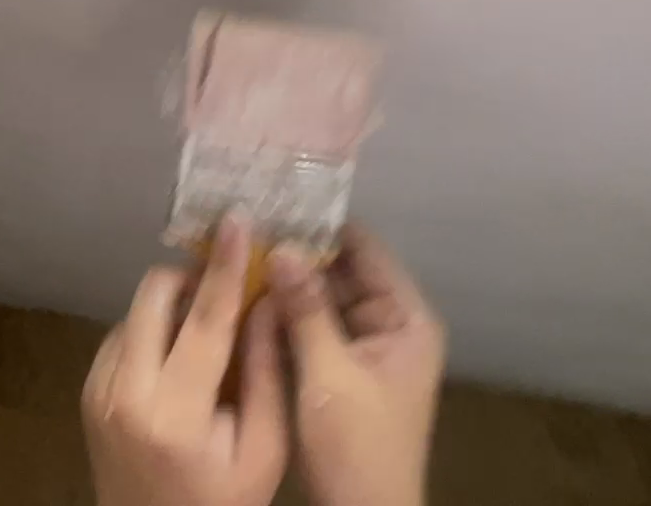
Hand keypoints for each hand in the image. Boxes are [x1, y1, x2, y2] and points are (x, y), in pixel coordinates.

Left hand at [83, 215, 289, 505]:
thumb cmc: (221, 502)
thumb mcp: (263, 451)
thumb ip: (265, 372)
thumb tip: (266, 300)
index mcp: (175, 412)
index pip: (204, 321)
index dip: (224, 266)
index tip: (237, 220)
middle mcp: (126, 390)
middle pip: (154, 294)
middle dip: (191, 278)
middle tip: (223, 288)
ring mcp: (99, 388)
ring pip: (137, 308)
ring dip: (172, 306)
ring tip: (202, 337)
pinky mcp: (89, 388)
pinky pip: (124, 332)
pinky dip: (152, 330)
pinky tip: (174, 362)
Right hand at [269, 225, 445, 505]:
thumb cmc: (358, 447)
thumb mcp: (329, 374)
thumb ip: (306, 309)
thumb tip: (282, 246)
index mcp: (406, 318)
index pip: (366, 249)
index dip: (324, 225)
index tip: (277, 204)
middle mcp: (391, 322)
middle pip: (342, 269)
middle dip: (299, 252)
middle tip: (250, 227)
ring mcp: (367, 344)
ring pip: (325, 295)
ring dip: (291, 280)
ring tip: (244, 250)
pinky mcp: (344, 365)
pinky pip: (316, 322)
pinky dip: (290, 310)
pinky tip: (251, 293)